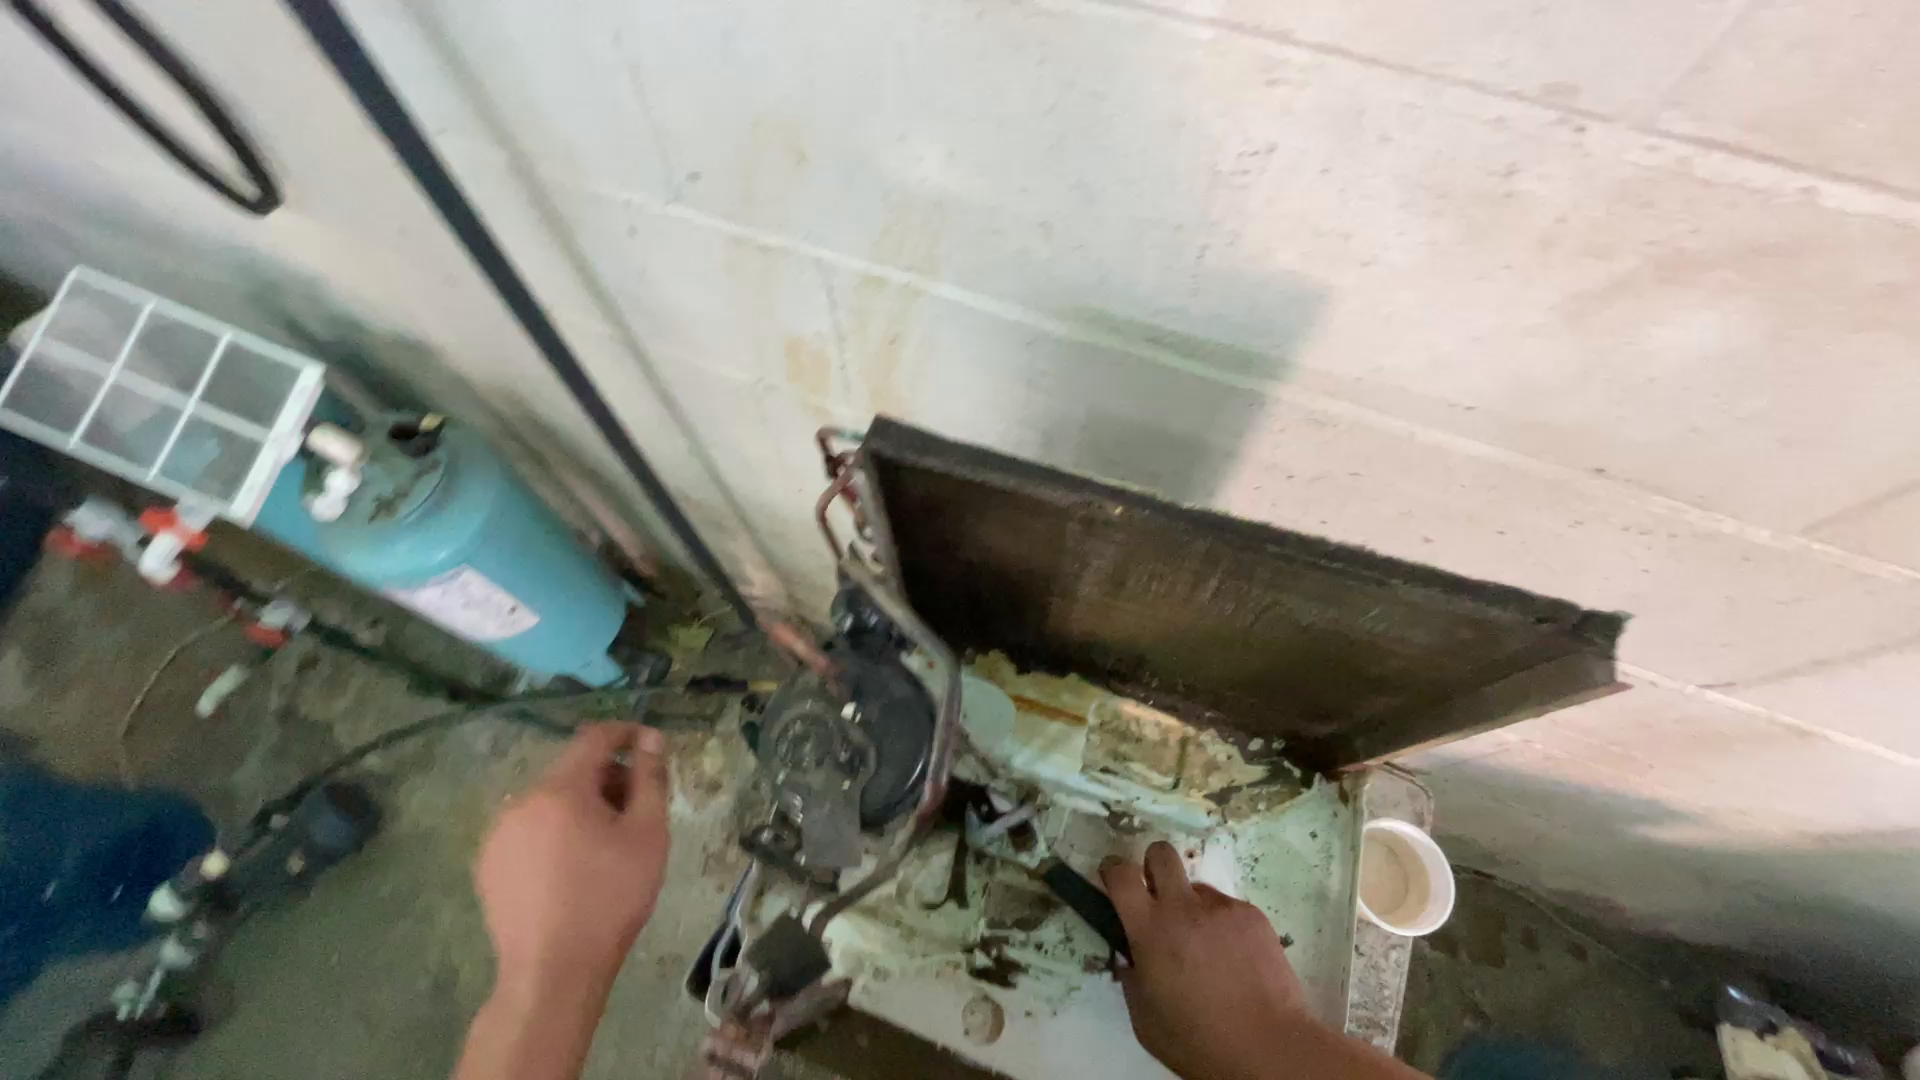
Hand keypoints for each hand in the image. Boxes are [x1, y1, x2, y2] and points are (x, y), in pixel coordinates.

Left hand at [475, 723, 671, 996]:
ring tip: (609, 842)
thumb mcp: (647, 833)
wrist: (552, 972)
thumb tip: (651, 739)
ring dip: (583, 805)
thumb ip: (651, 778)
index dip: (627, 733)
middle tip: (639, 808)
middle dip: (610, 778)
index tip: (653, 746)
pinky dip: (557, 830)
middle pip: (573, 770)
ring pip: (550, 801)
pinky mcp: (488, 865)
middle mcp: (520, 802)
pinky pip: (530, 829)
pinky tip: (575, 866)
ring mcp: (498, 835)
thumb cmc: (610, 897)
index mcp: (559, 789)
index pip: (594, 737)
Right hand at [1102, 841, 1311, 1079]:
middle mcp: (1183, 907)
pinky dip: (1225, 928)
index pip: (1121, 875)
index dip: (1112, 869)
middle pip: (1161, 854)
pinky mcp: (1252, 915)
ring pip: (1198, 889)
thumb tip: (1131, 960)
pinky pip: (1228, 910)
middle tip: (1159, 895)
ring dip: (1194, 908)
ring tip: (1209, 950)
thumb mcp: (1146, 1021)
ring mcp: (1221, 908)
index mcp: (1149, 929)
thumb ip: (1132, 981)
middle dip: (1154, 864)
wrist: (1270, 1049)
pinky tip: (1237, 962)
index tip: (1113, 877)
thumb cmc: (1200, 1043)